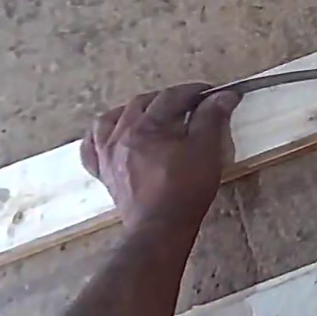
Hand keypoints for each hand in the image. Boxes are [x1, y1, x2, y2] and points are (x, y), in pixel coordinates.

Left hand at [81, 83, 241, 238]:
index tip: (214, 93)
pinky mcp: (103, 171)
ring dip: (134, 110)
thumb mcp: (207, 147)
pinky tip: (116, 134)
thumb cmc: (187, 185)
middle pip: (142, 102)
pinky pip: (93, 146)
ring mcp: (107, 154)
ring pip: (111, 119)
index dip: (195, 90)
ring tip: (153, 114)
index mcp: (147, 126)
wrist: (161, 225)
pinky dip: (104, 134)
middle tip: (192, 104)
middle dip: (168, 98)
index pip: (172, 96)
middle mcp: (121, 135)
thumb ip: (212, 117)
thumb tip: (223, 95)